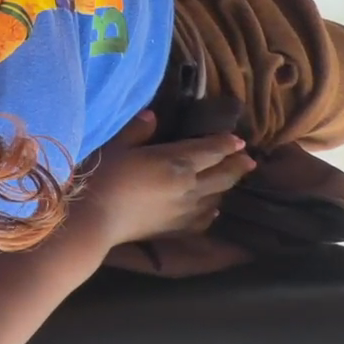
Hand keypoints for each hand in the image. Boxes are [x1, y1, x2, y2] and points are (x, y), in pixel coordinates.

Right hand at [69, 111, 254, 249]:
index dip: (225, 143)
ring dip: (226, 184)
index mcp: (174, 163)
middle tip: (247, 158)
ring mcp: (190, 210)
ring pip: (218, 195)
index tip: (237, 139)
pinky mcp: (182, 227)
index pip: (209, 150)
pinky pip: (207, 216)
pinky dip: (213, 207)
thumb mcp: (113, 146)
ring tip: (228, 178)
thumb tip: (153, 115)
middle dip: (237, 164)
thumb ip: (136, 131)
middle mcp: (191, 186)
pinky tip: (211, 207)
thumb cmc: (100, 176)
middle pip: (223, 174)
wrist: (96, 217)